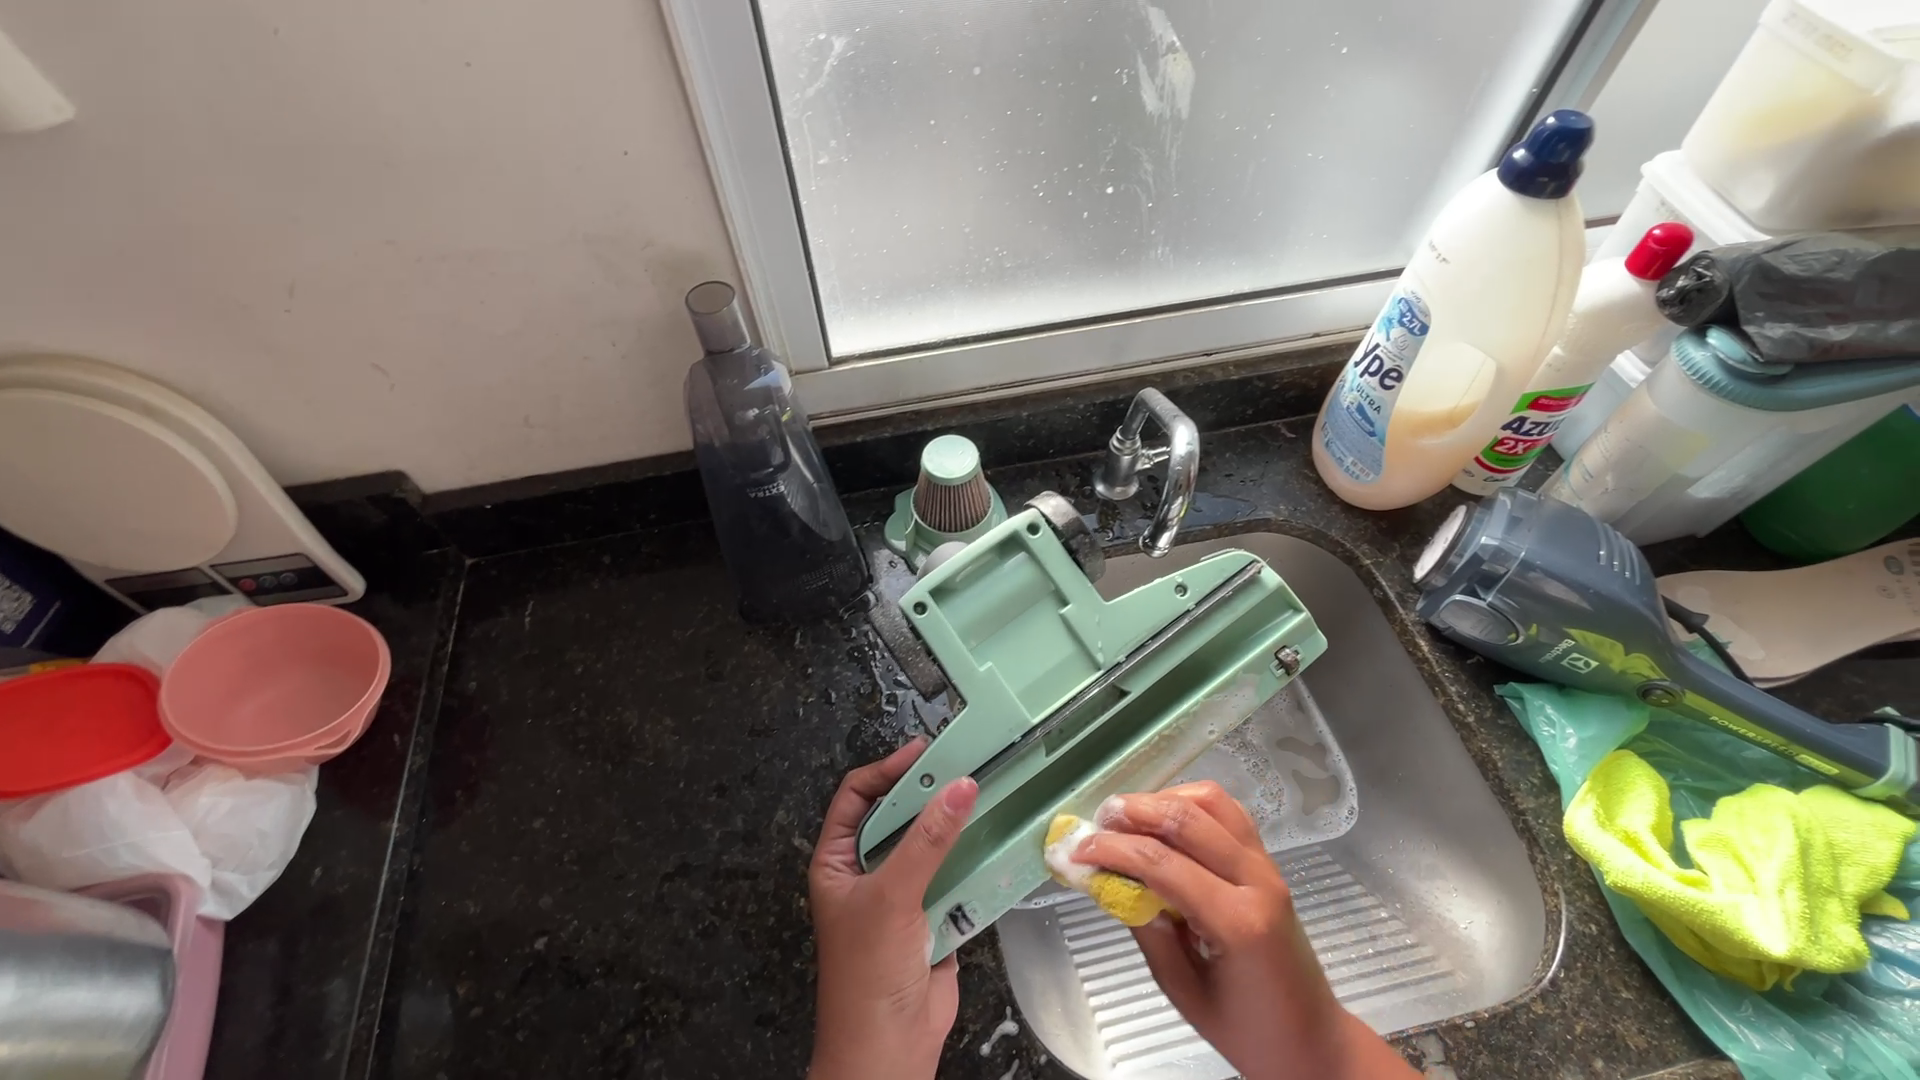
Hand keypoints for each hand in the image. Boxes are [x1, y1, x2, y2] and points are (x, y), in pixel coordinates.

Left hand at [807, 737, 978, 1079]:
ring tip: (986, 797)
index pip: (858, 796)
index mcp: (838, 860)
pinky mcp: (935, 913)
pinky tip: (995, 842)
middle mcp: (868, 870)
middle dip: (930, 796)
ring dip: (956, 828)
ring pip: (931, 845)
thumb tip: (959, 788)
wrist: (890, 1051)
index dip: (888, 770)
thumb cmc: (866, 974)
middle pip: (901, 817)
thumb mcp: (891, 896)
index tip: (925, 752)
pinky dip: (973, 862)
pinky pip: (955, 875)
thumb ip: (928, 841)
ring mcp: (903, 892)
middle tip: (965, 769)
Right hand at [1076, 782, 1417, 1079]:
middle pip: (1187, 819)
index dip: (1112, 850)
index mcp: (1238, 922)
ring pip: (1210, 802)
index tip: (1075, 851)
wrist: (1313, 1040)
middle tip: (1094, 824)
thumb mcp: (1182, 990)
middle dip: (1132, 813)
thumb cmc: (1247, 1030)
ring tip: (1123, 818)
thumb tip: (1104, 879)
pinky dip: (1188, 803)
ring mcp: (1267, 865)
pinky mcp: (1267, 860)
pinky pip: (1226, 812)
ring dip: (1161, 800)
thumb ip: (1144, 927)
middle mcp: (1257, 881)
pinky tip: (1161, 820)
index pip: (1163, 863)